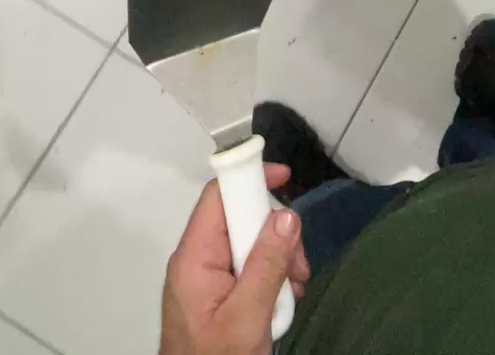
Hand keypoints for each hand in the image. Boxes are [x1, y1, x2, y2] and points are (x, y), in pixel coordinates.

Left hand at [159, 164, 311, 354]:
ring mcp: (205, 275)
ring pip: (248, 240)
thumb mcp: (247, 318)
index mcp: (194, 257)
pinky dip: (269, 273)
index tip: (285, 178)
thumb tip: (288, 214)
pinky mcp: (216, 291)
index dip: (249, 177)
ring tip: (295, 287)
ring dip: (278, 256)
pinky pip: (246, 263)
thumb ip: (267, 265)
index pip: (218, 195)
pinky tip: (284, 296)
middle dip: (275, 231)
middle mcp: (196, 258)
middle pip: (239, 216)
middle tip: (300, 263)